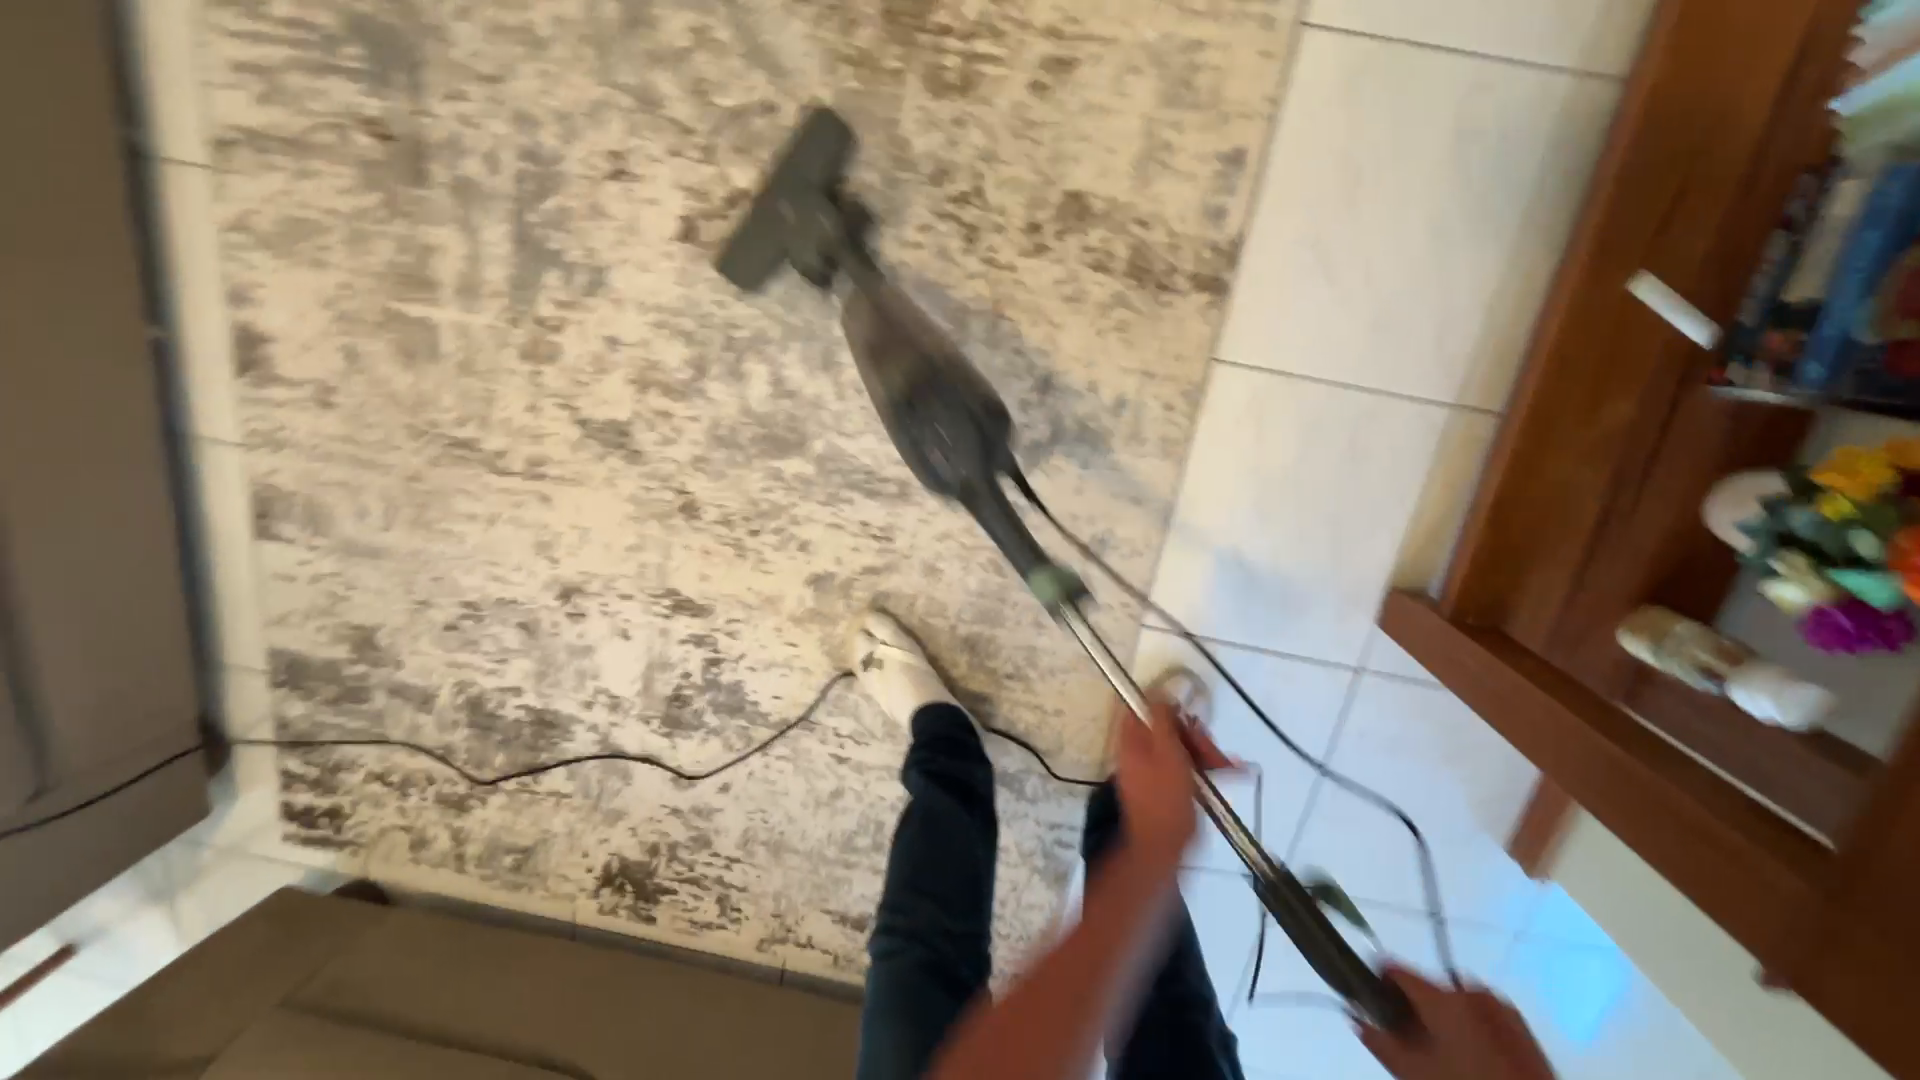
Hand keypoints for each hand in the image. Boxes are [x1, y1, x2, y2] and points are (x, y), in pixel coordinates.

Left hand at [1111, 694, 1232, 864]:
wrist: (1162, 845)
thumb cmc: (1164, 796)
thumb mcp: (1165, 751)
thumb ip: (1161, 719)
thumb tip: (1159, 692)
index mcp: (1132, 738)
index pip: (1141, 707)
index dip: (1164, 704)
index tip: (1186, 712)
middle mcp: (1139, 750)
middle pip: (1167, 728)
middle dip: (1194, 735)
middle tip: (1210, 748)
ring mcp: (1153, 769)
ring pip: (1181, 747)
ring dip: (1205, 752)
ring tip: (1226, 766)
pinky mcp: (1168, 785)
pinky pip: (1187, 766)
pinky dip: (1206, 767)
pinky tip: (1232, 771)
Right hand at [1358, 967, 1556, 1079]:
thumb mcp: (1414, 1073)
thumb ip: (1378, 1040)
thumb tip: (1355, 1016)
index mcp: (1441, 996)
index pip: (1393, 968)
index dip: (1376, 981)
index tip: (1371, 1002)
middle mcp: (1468, 989)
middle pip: (1425, 986)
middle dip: (1412, 1007)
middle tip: (1410, 1040)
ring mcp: (1499, 1005)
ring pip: (1453, 999)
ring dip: (1440, 1016)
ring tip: (1443, 1052)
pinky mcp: (1519, 1024)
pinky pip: (1478, 1012)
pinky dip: (1467, 1024)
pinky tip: (1470, 1056)